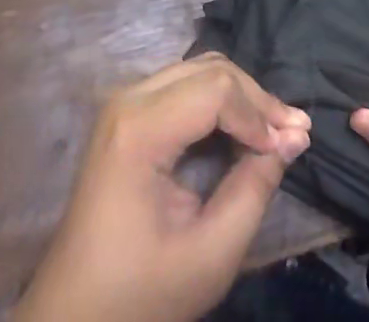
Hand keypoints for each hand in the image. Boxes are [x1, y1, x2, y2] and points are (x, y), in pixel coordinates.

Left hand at [14, 54, 311, 321]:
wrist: (73, 313)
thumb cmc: (140, 290)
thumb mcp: (210, 253)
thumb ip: (256, 188)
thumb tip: (296, 137)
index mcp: (138, 130)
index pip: (217, 89)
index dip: (259, 114)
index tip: (289, 148)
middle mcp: (127, 99)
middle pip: (210, 70)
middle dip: (256, 99)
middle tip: (294, 133)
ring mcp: (122, 103)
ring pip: (198, 71)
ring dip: (240, 97)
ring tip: (275, 131)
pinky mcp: (125, 115)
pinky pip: (183, 86)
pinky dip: (218, 102)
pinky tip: (242, 129)